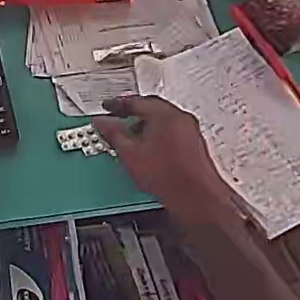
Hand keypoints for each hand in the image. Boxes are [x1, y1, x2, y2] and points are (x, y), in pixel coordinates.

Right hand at [93, 96, 236, 223]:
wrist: (195, 197)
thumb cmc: (170, 177)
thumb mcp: (130, 154)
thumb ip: (113, 134)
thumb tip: (103, 123)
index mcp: (164, 114)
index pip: (136, 101)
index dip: (117, 104)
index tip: (107, 107)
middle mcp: (180, 118)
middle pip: (151, 108)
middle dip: (132, 114)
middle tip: (117, 119)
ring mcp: (190, 130)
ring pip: (162, 120)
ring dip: (145, 125)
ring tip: (130, 138)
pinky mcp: (194, 144)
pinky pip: (171, 131)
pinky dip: (157, 135)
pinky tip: (148, 150)